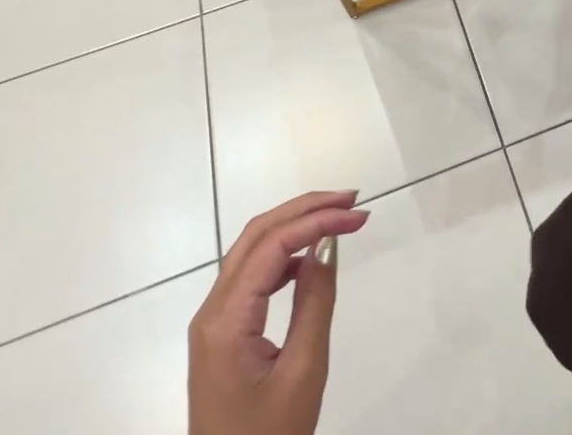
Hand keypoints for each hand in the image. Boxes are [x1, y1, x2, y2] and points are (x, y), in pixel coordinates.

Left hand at [189, 191, 370, 434]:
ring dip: (294, 227)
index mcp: (226, 319)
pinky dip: (284, 256)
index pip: (272, 246)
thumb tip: (327, 247)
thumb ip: (314, 303)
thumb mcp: (303, 372)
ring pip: (251, 252)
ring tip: (338, 218)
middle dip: (304, 209)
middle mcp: (212, 310)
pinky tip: (312, 260)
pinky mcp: (223, 333)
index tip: (360, 215)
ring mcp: (214, 321)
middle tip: (351, 200)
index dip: (317, 221)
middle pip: (255, 237)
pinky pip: (252, 278)